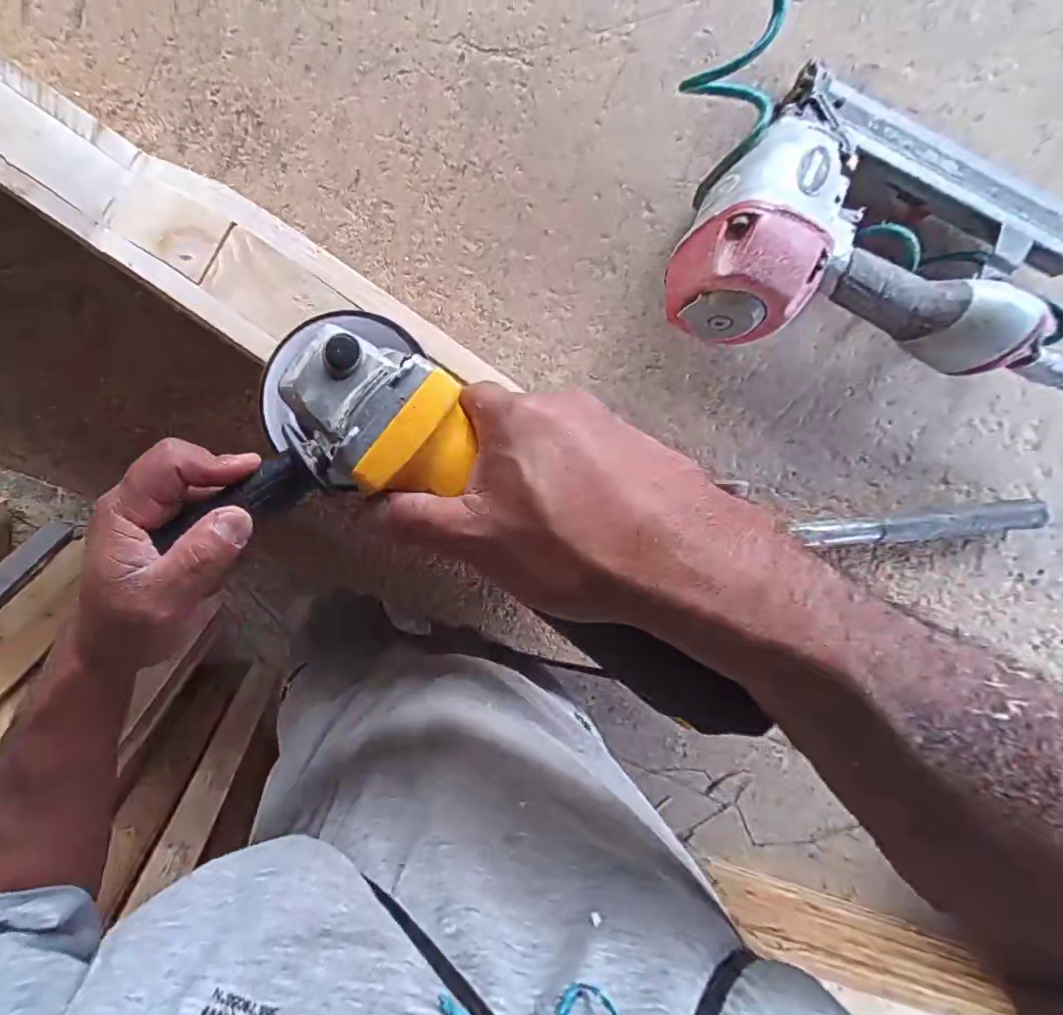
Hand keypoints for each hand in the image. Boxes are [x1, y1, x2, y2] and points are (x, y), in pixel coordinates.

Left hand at [72, 439, 259, 674]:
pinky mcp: (154, 532)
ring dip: (219, 505)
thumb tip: (240, 515)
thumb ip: (199, 557)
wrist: (104, 655)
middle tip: (258, 503)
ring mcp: (142, 517)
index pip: (168, 463)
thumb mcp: (164, 599)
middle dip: (221, 482)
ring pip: (189, 490)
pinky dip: (212, 523)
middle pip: (181, 470)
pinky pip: (190, 512)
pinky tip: (224, 548)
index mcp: (122, 511)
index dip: (212, 463)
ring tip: (242, 533)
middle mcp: (130, 504)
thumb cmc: (125, 631)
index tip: (253, 473)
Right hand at [373, 384, 803, 628]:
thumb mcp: (475, 541)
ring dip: (536, 474)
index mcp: (516, 417)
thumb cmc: (573, 548)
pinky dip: (579, 483)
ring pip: (551, 442)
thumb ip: (416, 520)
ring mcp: (611, 424)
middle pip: (508, 424)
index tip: (444, 471)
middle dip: (491, 462)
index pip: (464, 400)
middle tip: (489, 510)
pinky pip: (593, 458)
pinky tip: (587, 527)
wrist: (686, 567)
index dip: (446, 435)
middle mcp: (564, 406)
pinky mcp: (647, 449)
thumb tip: (376, 512)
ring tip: (541, 527)